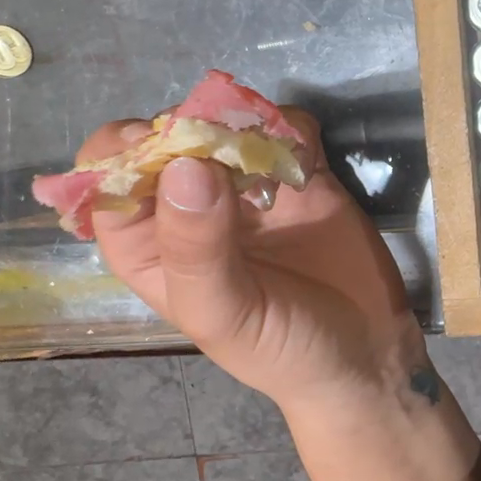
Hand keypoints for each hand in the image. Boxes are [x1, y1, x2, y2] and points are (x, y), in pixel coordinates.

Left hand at [78, 110, 423, 404]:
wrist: (368, 356)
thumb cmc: (283, 350)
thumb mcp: (226, 313)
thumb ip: (198, 247)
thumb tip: (187, 166)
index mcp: (152, 247)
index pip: (112, 183)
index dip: (124, 153)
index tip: (161, 143)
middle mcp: (195, 212)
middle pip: (172, 144)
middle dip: (194, 130)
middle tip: (230, 142)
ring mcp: (254, 193)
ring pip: (231, 130)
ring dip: (247, 123)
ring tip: (273, 148)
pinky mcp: (308, 182)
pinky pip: (290, 136)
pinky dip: (293, 129)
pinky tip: (305, 154)